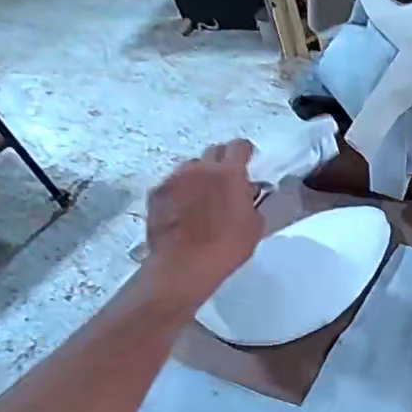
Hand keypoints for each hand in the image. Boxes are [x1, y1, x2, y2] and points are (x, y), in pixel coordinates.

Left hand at [140, 141, 262, 310]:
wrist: (184, 265)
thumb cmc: (226, 247)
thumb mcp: (254, 225)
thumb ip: (251, 201)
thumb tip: (246, 194)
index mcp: (230, 174)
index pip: (239, 146)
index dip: (246, 151)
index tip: (248, 159)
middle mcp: (200, 169)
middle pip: (214, 151)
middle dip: (223, 162)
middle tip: (228, 180)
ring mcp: (175, 179)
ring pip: (191, 166)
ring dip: (200, 175)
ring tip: (204, 196)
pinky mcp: (156, 193)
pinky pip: (173, 183)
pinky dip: (181, 190)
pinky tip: (185, 210)